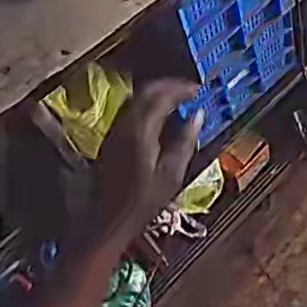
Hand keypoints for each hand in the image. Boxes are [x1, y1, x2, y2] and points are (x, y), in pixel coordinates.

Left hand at [93, 79, 202, 244]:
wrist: (109, 220)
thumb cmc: (144, 201)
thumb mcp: (172, 174)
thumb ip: (185, 141)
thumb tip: (197, 116)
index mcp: (141, 129)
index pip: (161, 96)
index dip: (181, 88)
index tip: (197, 89)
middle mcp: (124, 124)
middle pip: (146, 91)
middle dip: (168, 85)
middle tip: (188, 89)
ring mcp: (115, 130)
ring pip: (136, 98)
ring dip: (156, 93)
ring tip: (176, 99)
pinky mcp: (111, 138)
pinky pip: (130, 110)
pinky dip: (147, 104)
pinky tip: (158, 115)